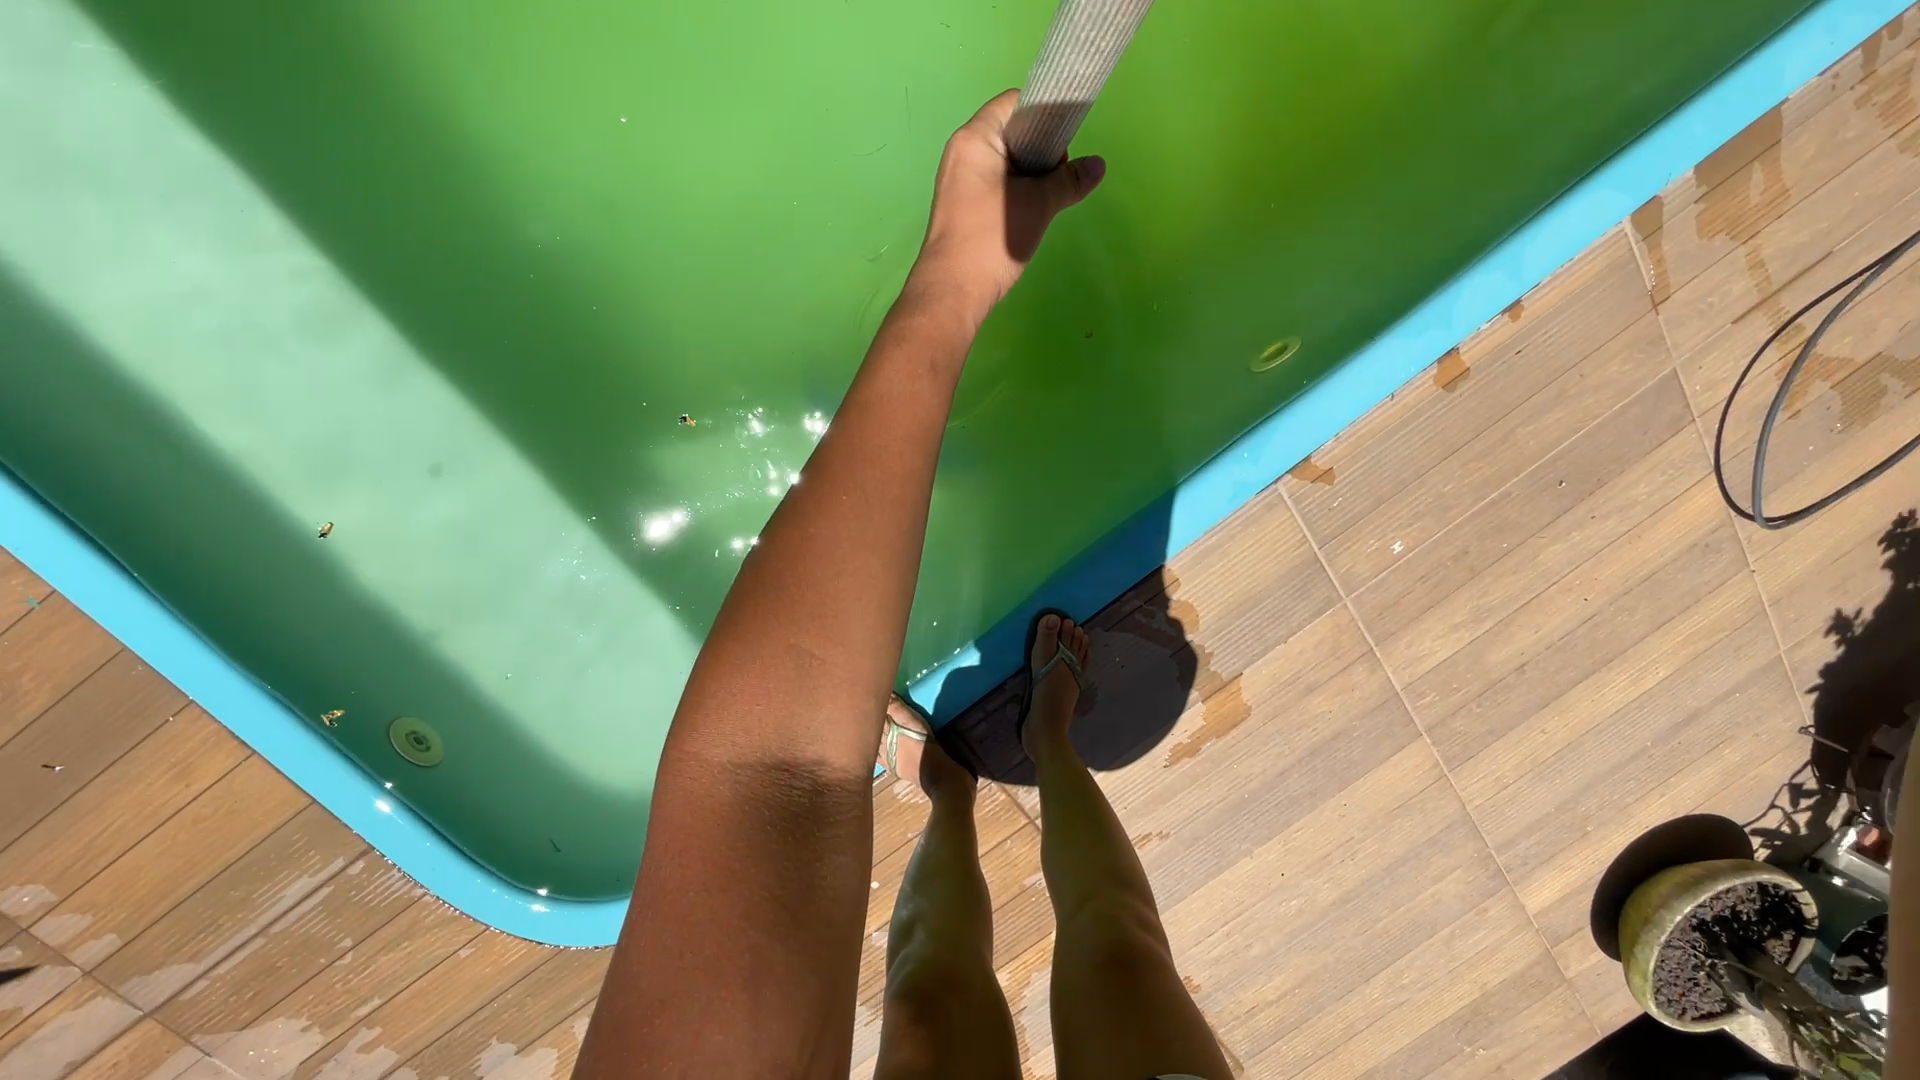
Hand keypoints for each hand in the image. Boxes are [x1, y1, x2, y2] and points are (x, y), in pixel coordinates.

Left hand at [910, 89, 1105, 316]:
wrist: (952, 292)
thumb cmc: (991, 239)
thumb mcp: (1039, 205)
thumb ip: (1069, 180)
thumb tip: (1098, 166)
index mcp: (974, 138)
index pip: (1015, 103)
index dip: (1045, 113)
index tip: (1066, 140)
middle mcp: (962, 153)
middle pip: (1012, 133)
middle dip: (1042, 151)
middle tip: (1058, 177)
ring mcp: (959, 182)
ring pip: (1006, 164)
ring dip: (1032, 177)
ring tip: (1047, 200)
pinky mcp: (962, 208)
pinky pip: (996, 186)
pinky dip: (1017, 193)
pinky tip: (1031, 216)